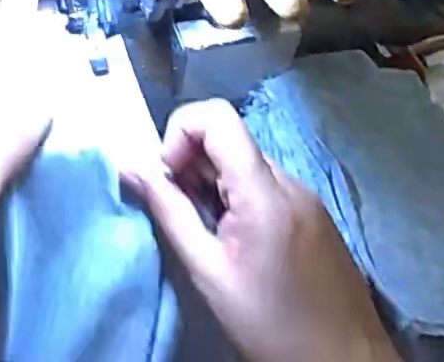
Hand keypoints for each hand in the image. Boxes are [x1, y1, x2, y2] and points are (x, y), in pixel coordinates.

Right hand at [123, 100, 398, 361]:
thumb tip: (132, 167)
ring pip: (243, 158)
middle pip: (228, 135)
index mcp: (264, 190)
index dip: (181, 131)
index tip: (168, 175)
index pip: (217, 116)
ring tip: (207, 229)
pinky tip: (235, 237)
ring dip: (212, 178)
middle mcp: (288, 178)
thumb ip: (170, 212)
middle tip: (179, 206)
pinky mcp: (311, 208)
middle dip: (191, 159)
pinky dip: (236, 192)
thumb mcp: (209, 274)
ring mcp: (304, 191)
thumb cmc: (273, 327)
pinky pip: (262, 179)